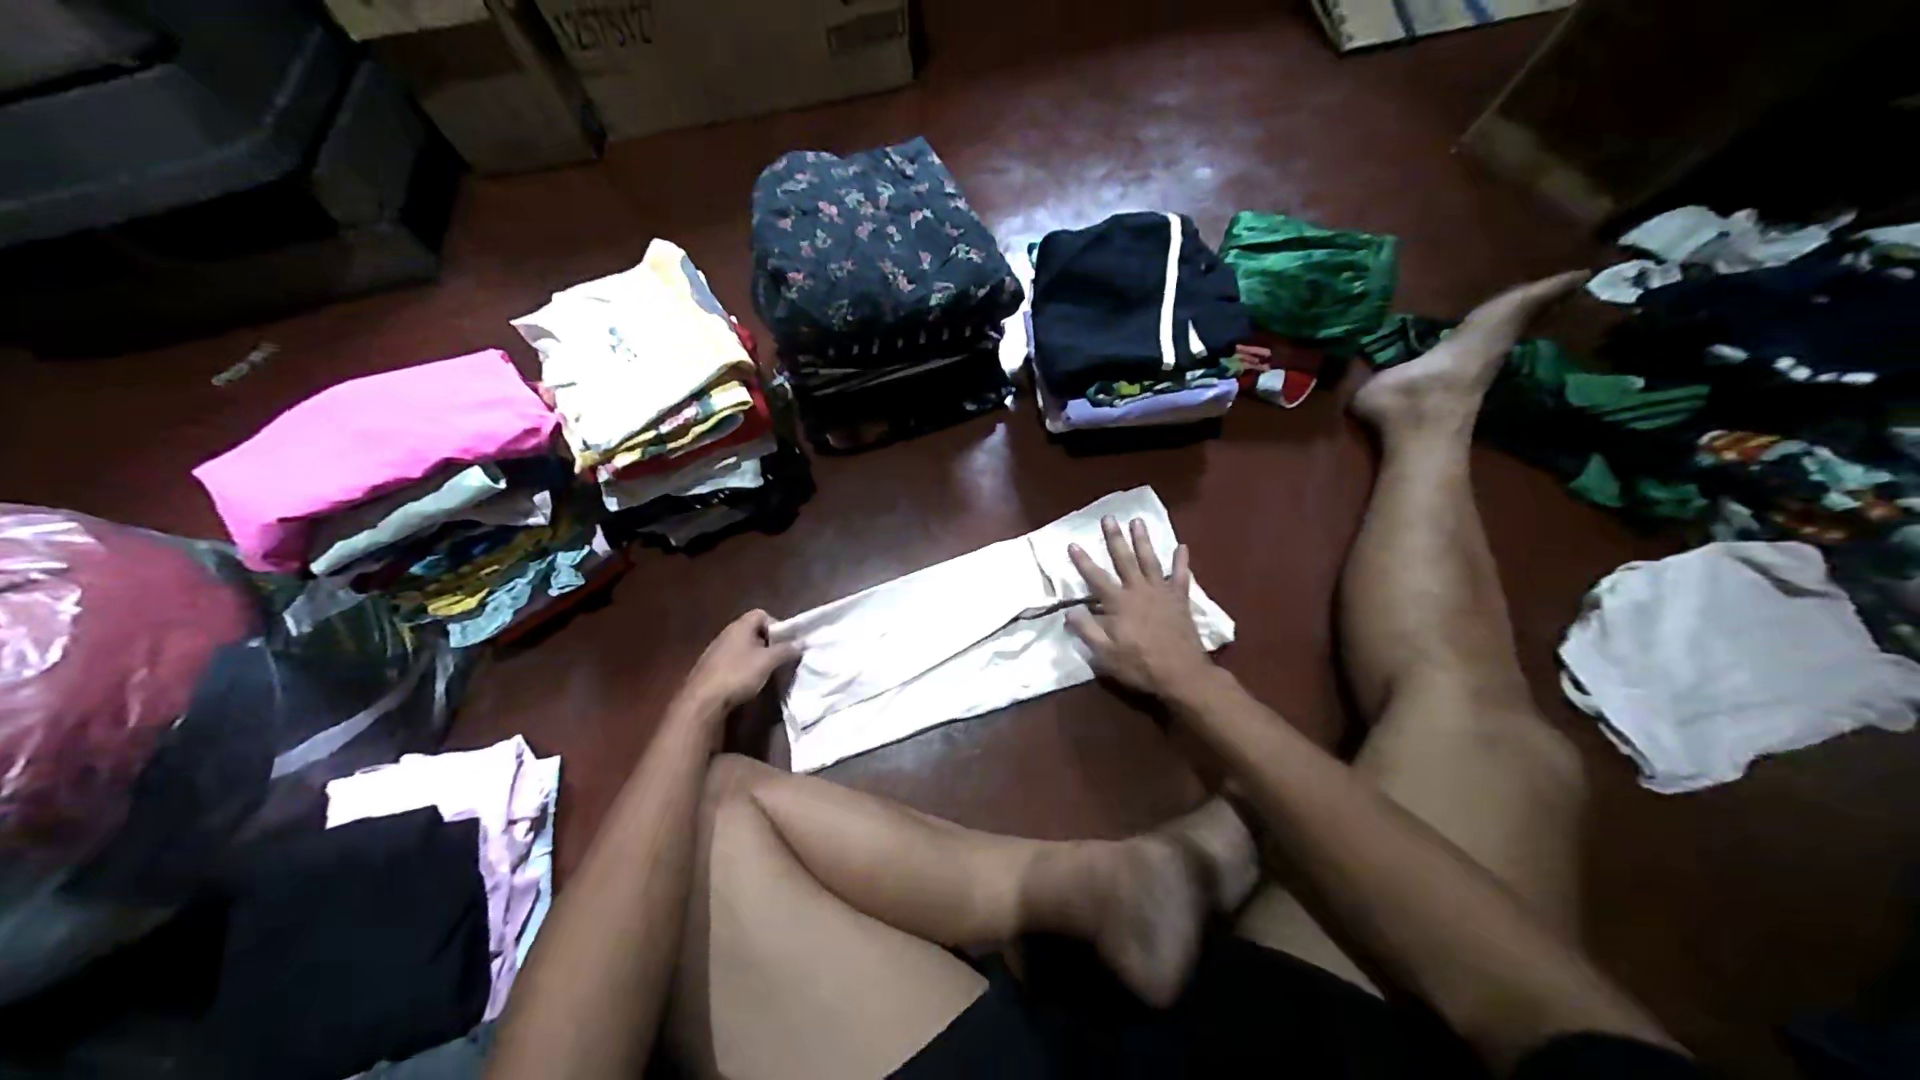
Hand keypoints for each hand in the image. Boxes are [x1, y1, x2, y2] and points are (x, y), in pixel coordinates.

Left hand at [677, 610, 800, 716]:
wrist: (703, 700)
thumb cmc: (738, 674)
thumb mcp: (768, 661)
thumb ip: (786, 650)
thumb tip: (800, 644)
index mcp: (740, 626)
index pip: (762, 614)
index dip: (776, 625)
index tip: (785, 642)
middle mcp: (727, 633)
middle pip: (753, 631)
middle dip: (768, 643)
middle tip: (778, 658)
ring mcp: (716, 650)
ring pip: (743, 647)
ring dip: (756, 656)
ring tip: (765, 672)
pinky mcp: (710, 667)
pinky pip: (732, 660)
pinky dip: (743, 667)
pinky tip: (747, 682)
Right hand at [1064, 516, 1214, 698]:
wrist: (1181, 674)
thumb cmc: (1140, 665)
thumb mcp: (1105, 654)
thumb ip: (1087, 630)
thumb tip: (1070, 611)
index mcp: (1118, 603)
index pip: (1096, 578)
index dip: (1083, 561)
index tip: (1073, 544)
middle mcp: (1139, 590)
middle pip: (1124, 559)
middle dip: (1114, 538)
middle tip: (1108, 518)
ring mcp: (1162, 592)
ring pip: (1150, 560)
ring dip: (1143, 540)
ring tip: (1137, 521)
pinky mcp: (1180, 599)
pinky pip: (1181, 576)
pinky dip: (1181, 561)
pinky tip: (1182, 547)